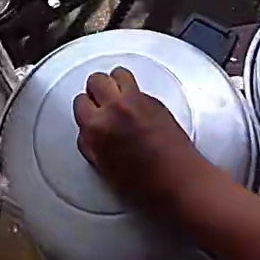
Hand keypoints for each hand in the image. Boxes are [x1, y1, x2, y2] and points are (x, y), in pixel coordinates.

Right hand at [73, 68, 223, 220]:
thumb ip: (92, 143)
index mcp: (96, 128)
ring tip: (119, 95)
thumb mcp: (105, 168)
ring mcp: (135, 101)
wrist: (179, 183)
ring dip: (116, 83)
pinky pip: (137, 86)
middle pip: (96, 80)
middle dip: (97, 89)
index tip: (90, 111)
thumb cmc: (147, 185)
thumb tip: (90, 133)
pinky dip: (134, 91)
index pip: (80, 102)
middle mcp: (114, 109)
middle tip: (102, 100)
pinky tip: (137, 106)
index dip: (86, 108)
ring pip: (118, 74)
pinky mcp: (154, 100)